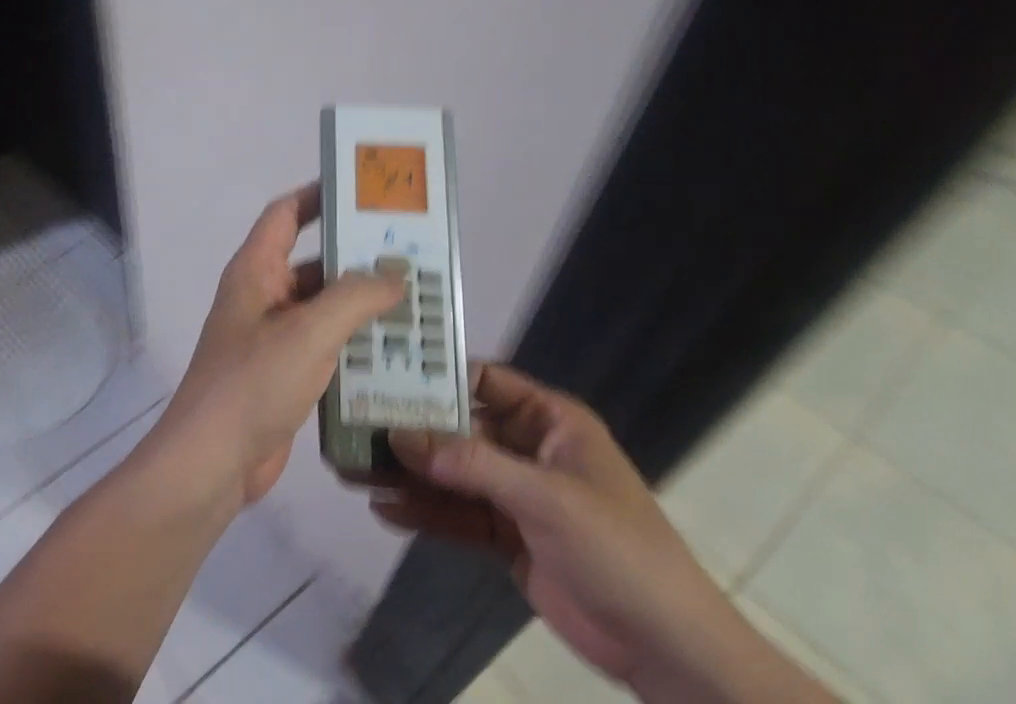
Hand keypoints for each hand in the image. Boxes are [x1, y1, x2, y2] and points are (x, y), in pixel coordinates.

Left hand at [144, 184, 402, 507]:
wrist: (213, 460)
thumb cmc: (254, 383)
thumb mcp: (309, 331)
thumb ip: (355, 297)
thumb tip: (395, 275)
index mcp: (255, 272)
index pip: (285, 215)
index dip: (319, 196)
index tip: (364, 191)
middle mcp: (262, 298)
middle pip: (314, 263)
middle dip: (359, 259)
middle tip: (415, 256)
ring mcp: (272, 339)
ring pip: (325, 310)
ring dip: (365, 307)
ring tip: (420, 303)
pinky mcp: (285, 376)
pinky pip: (327, 348)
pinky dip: (357, 346)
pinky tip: (400, 353)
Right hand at [375, 364, 832, 701]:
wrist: (663, 643)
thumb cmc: (618, 550)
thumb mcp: (546, 498)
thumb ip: (473, 464)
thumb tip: (401, 436)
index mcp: (552, 422)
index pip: (485, 382)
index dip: (436, 375)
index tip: (380, 371)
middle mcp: (530, 450)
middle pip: (458, 429)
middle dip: (410, 430)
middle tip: (353, 427)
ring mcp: (517, 495)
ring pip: (451, 474)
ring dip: (408, 474)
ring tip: (353, 470)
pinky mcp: (507, 536)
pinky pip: (457, 515)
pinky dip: (423, 512)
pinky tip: (383, 509)